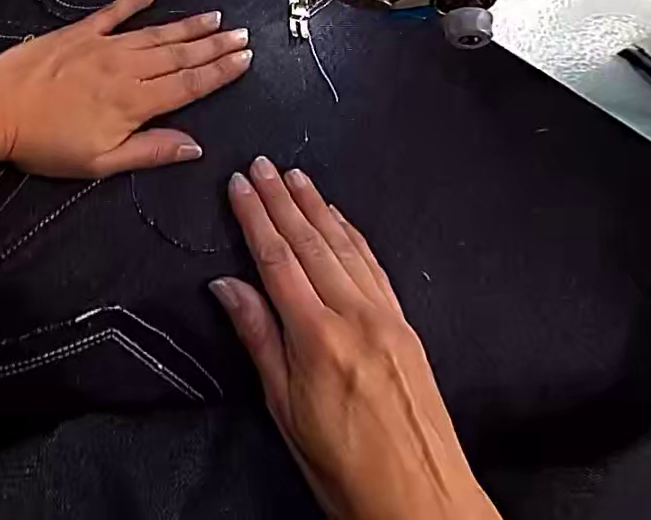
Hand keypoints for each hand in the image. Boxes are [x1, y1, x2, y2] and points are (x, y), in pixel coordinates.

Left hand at [0, 0, 251, 177]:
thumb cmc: (45, 143)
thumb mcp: (99, 162)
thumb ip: (150, 151)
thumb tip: (194, 146)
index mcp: (135, 101)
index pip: (190, 84)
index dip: (221, 71)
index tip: (245, 58)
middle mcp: (128, 68)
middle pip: (182, 55)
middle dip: (216, 45)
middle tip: (243, 34)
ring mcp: (105, 45)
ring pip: (157, 34)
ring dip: (189, 26)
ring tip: (216, 18)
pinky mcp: (81, 32)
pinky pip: (114, 13)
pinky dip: (134, 1)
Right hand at [210, 158, 499, 519]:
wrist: (423, 502)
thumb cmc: (346, 469)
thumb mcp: (285, 413)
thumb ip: (258, 339)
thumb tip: (227, 287)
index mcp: (317, 338)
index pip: (276, 258)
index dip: (254, 216)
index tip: (239, 186)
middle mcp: (353, 314)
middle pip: (308, 240)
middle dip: (280, 197)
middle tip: (262, 164)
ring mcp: (383, 313)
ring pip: (341, 243)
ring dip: (315, 204)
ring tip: (295, 176)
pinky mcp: (403, 319)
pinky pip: (372, 262)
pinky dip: (351, 232)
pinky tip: (338, 215)